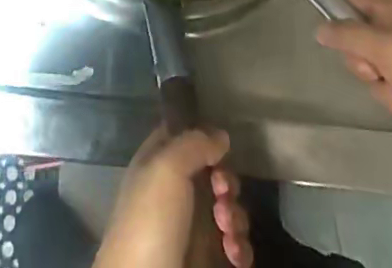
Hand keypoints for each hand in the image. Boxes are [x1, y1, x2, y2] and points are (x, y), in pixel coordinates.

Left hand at [94, 126, 251, 267]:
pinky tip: (233, 253)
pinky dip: (240, 248)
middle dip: (227, 182)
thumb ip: (193, 144)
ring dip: (235, 217)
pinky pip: (236, 246)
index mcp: (156, 164)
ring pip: (228, 210)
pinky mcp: (208, 259)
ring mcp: (192, 228)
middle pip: (213, 175)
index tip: (220, 146)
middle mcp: (174, 192)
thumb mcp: (166, 168)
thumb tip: (220, 135)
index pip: (182, 138)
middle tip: (222, 192)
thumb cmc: (150, 220)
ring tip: (226, 231)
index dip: (203, 138)